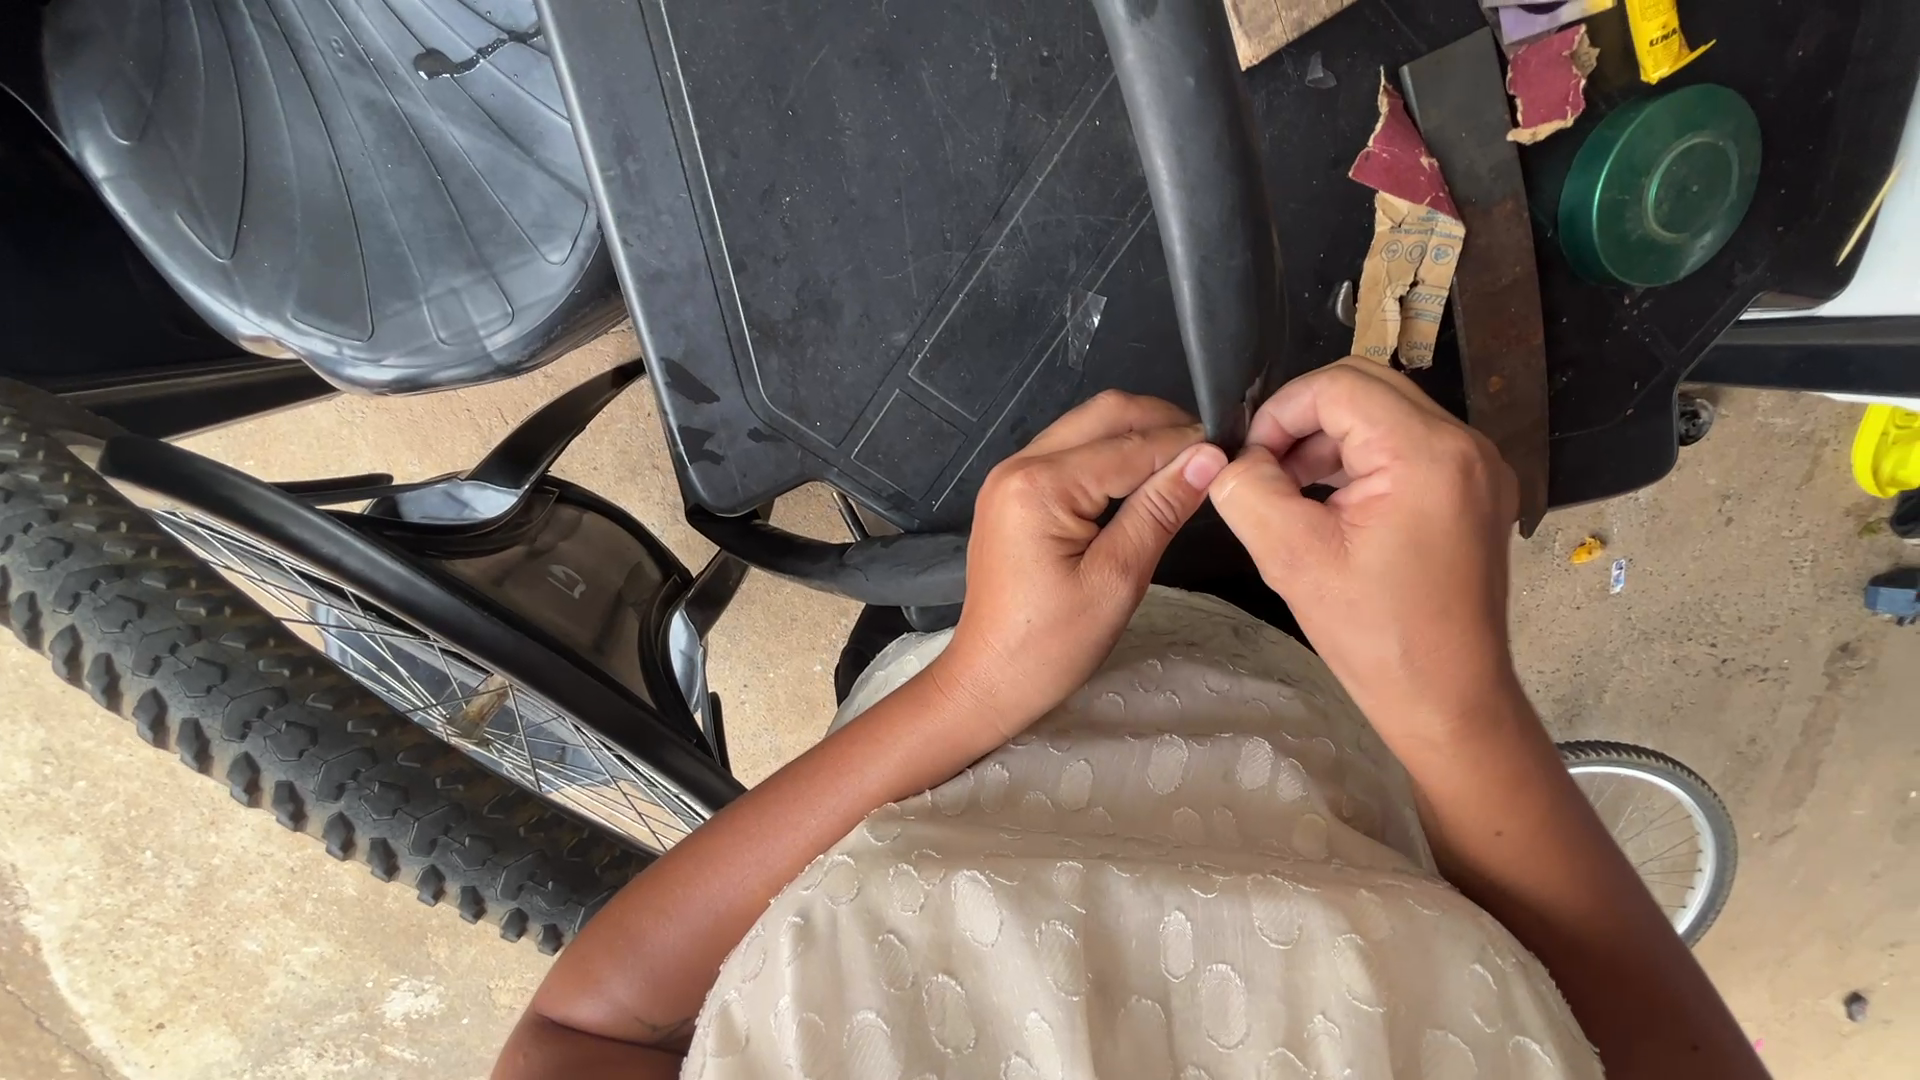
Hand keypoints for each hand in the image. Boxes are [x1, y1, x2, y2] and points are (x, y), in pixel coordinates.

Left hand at [932, 390, 1226, 739]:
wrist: (989, 679)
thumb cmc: (1052, 645)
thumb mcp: (1117, 579)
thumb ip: (1160, 510)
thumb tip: (1210, 457)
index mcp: (1040, 484)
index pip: (1130, 444)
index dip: (1186, 445)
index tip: (1234, 452)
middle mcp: (1018, 465)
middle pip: (1103, 414)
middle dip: (1161, 424)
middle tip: (1210, 455)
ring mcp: (1009, 476)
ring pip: (1085, 427)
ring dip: (1136, 436)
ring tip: (1185, 466)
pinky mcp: (1011, 493)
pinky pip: (1068, 453)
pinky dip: (1108, 456)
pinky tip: (1142, 479)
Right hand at [1207, 358, 1520, 745]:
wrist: (1444, 694)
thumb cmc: (1370, 632)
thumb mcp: (1288, 556)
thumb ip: (1245, 489)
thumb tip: (1234, 459)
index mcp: (1426, 453)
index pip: (1338, 384)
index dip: (1280, 411)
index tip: (1250, 458)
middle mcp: (1465, 445)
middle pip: (1365, 387)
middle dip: (1301, 420)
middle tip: (1265, 469)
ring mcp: (1477, 468)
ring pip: (1383, 415)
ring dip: (1326, 441)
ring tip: (1288, 490)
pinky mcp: (1473, 491)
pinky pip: (1404, 447)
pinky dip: (1356, 461)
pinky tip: (1326, 503)